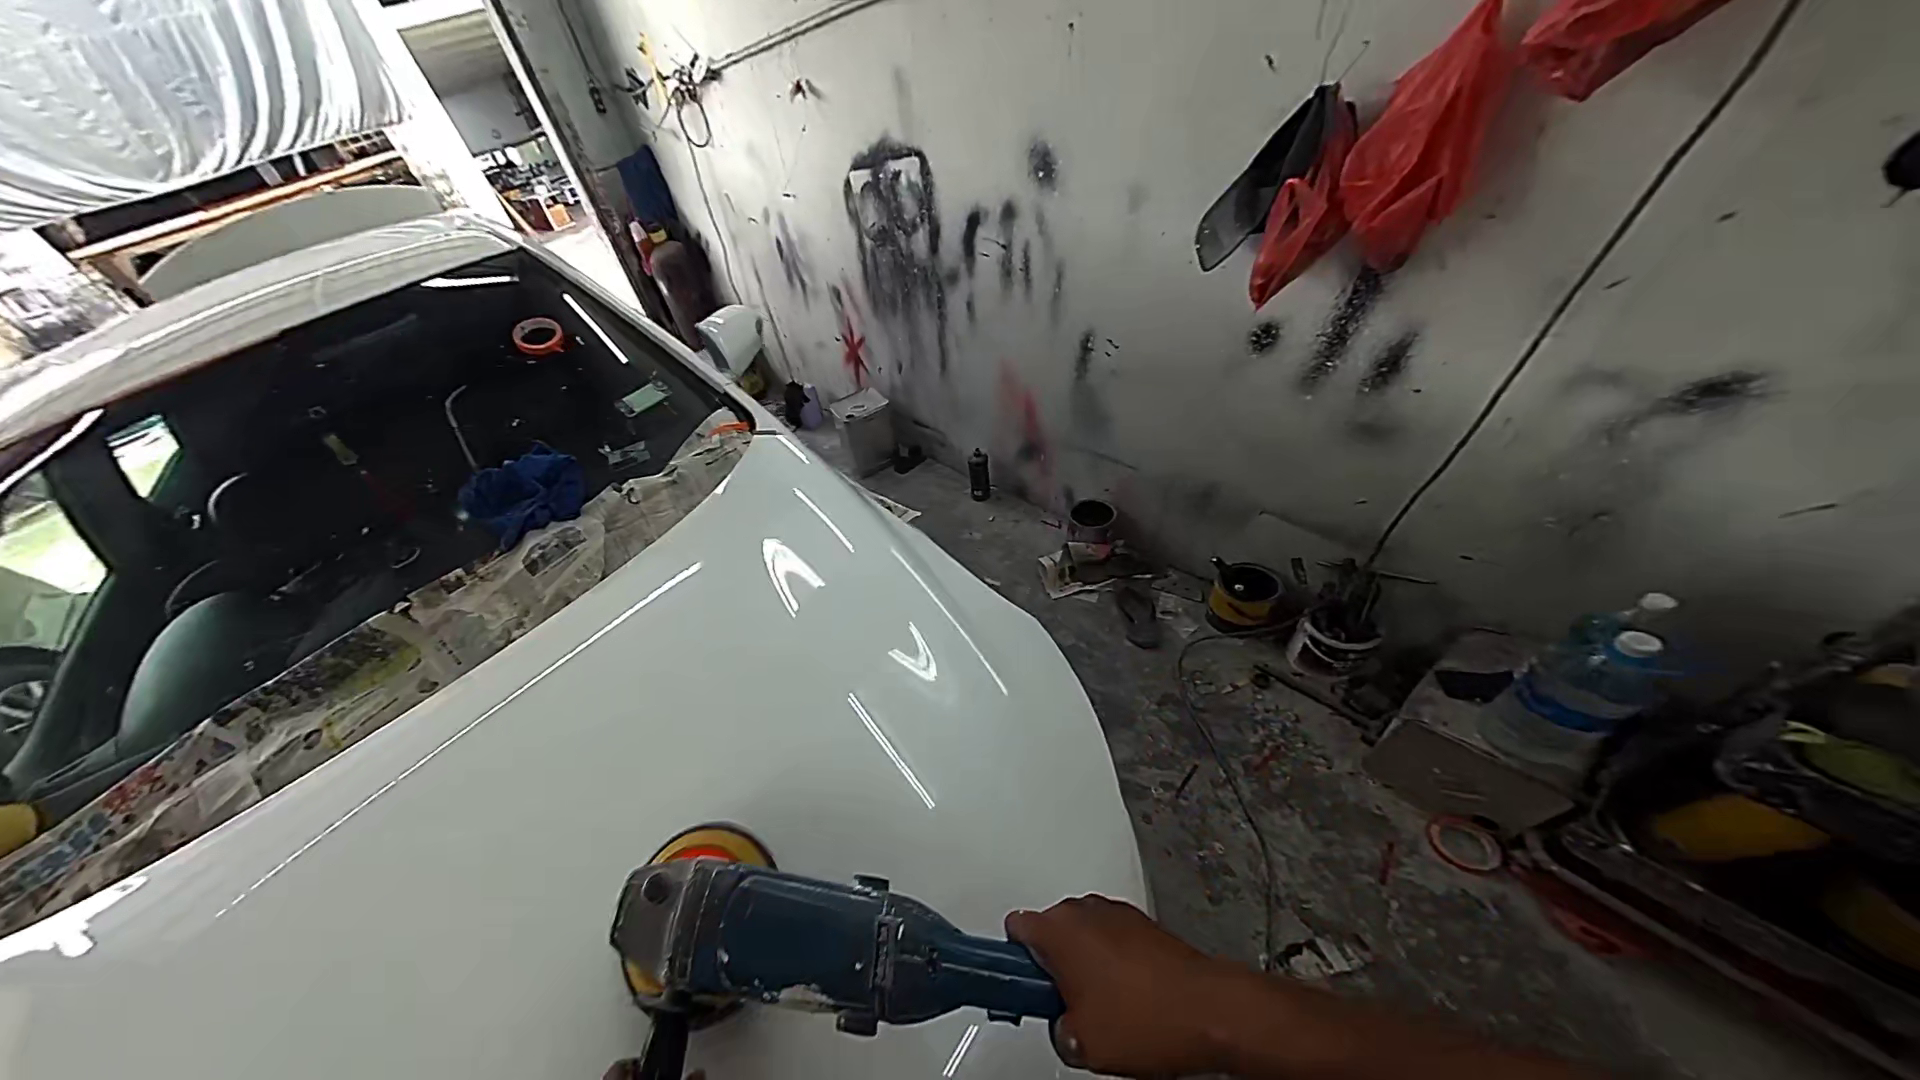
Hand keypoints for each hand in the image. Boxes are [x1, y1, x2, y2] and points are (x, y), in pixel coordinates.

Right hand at [1006, 896, 1247, 1076]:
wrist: (1207, 1009)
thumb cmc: (1148, 1016)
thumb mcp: (1082, 1043)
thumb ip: (1058, 1027)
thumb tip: (1065, 1026)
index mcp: (1057, 929)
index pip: (1015, 927)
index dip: (1012, 957)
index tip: (1016, 979)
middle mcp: (1083, 910)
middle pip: (1049, 928)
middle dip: (1052, 961)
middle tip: (1063, 1000)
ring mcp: (1114, 912)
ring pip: (1082, 931)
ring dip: (1084, 958)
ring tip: (1102, 1002)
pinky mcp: (1140, 921)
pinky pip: (1111, 934)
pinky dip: (1113, 956)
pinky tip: (1129, 993)